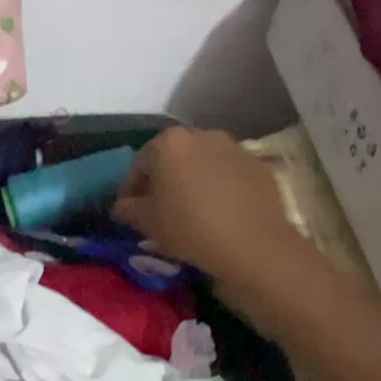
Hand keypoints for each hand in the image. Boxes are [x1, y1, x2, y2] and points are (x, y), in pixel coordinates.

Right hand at [112, 127, 300, 277]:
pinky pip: (230, 176)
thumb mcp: (146, 222)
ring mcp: (235, 148)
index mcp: (169, 142)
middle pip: (173, 158)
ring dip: (193, 182)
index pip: (139, 164)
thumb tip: (121, 207)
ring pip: (203, 165)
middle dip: (164, 181)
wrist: (253, 245)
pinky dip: (220, 189)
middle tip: (159, 210)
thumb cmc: (189, 227)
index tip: (129, 211)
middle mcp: (203, 135)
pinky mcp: (259, 167)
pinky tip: (219, 214)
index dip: (130, 189)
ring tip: (192, 212)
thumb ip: (127, 209)